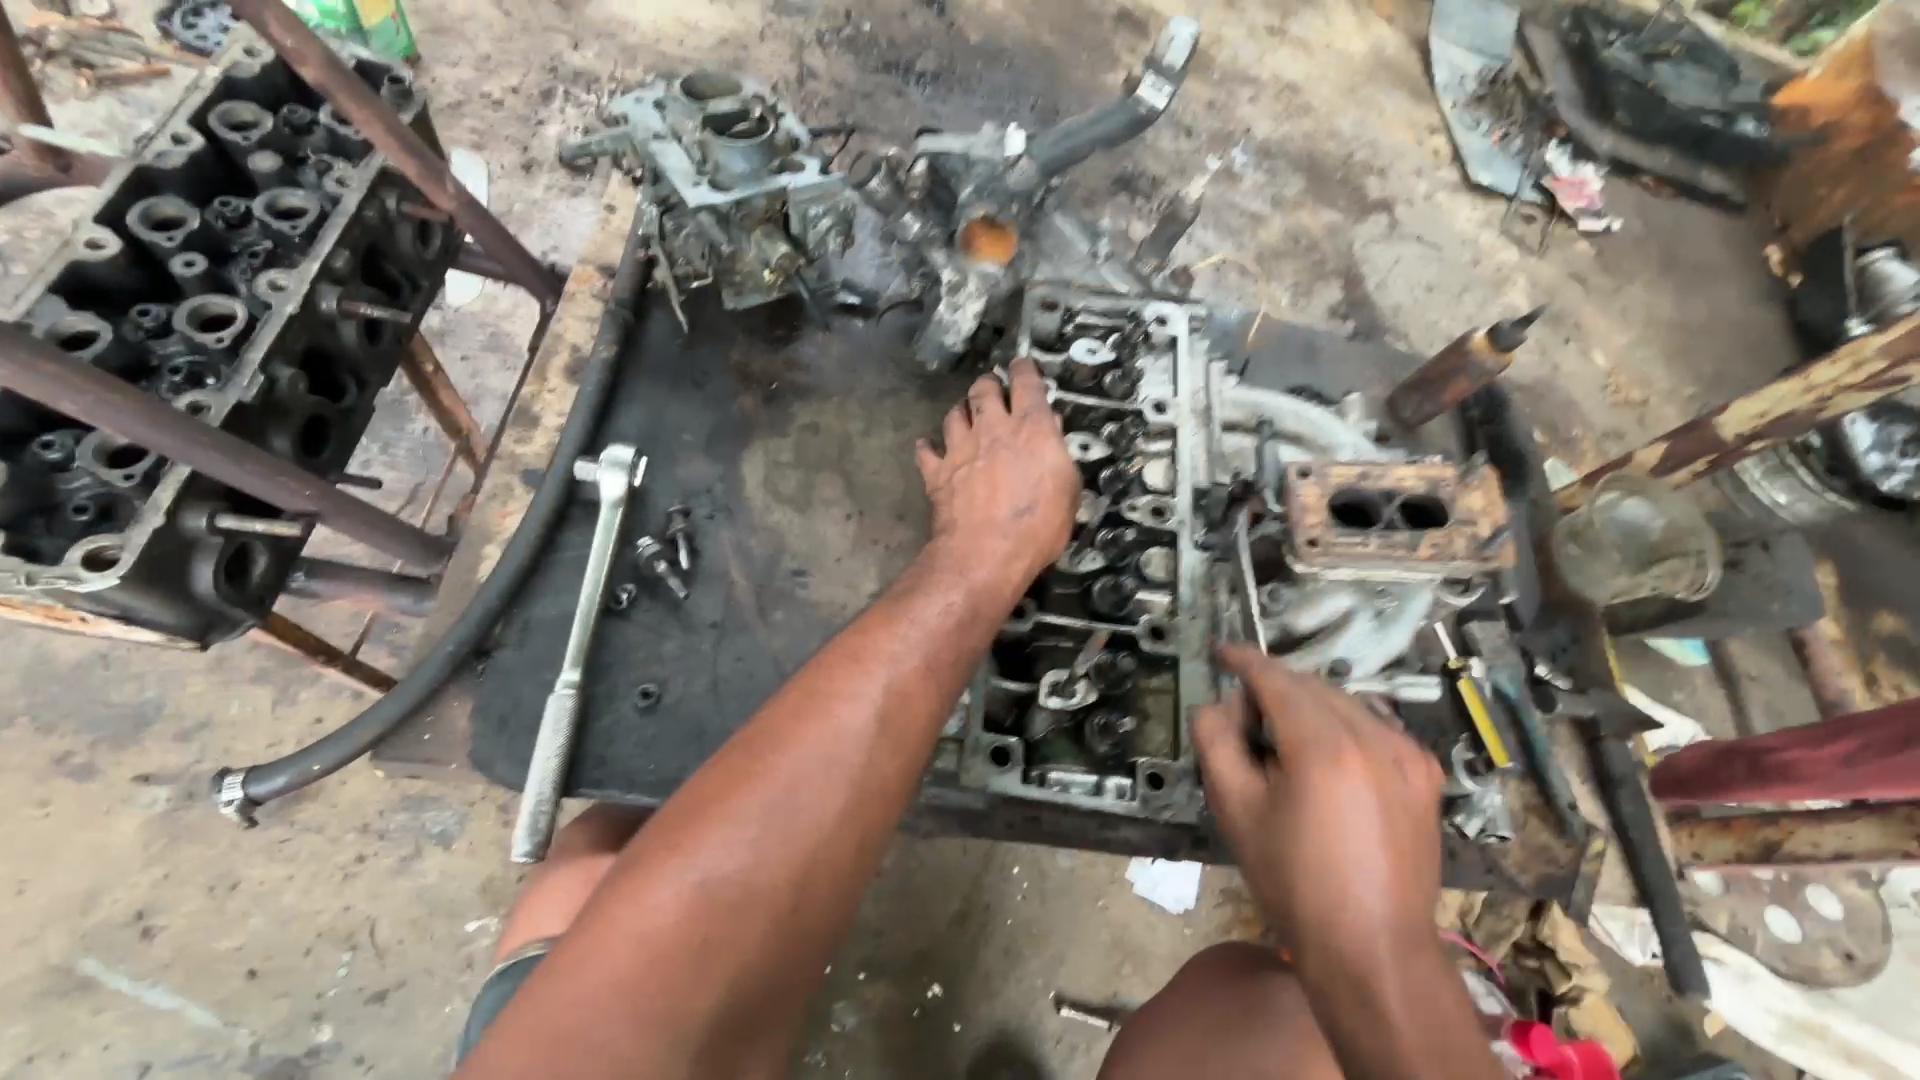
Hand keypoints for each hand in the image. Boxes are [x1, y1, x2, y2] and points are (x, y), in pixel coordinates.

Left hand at [916, 358, 1078, 590]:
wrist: (986, 552)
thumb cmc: (1038, 525)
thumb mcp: (1068, 489)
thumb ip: (1059, 453)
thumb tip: (1052, 426)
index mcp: (1031, 428)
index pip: (1027, 383)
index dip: (1024, 369)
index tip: (1022, 365)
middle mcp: (992, 428)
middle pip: (983, 390)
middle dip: (988, 384)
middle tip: (991, 387)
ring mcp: (959, 448)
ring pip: (954, 414)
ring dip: (961, 411)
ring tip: (964, 415)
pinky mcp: (936, 472)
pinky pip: (926, 451)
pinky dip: (928, 447)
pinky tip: (928, 448)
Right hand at [1193, 644, 1444, 964]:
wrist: (1372, 947)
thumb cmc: (1292, 880)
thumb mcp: (1234, 807)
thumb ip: (1215, 739)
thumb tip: (1222, 704)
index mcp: (1323, 744)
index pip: (1275, 677)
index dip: (1243, 659)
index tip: (1220, 651)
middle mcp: (1374, 735)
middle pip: (1310, 685)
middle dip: (1272, 688)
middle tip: (1242, 719)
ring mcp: (1408, 753)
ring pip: (1345, 702)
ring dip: (1308, 705)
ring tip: (1283, 742)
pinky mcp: (1426, 775)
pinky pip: (1375, 727)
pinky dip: (1343, 726)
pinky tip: (1327, 761)